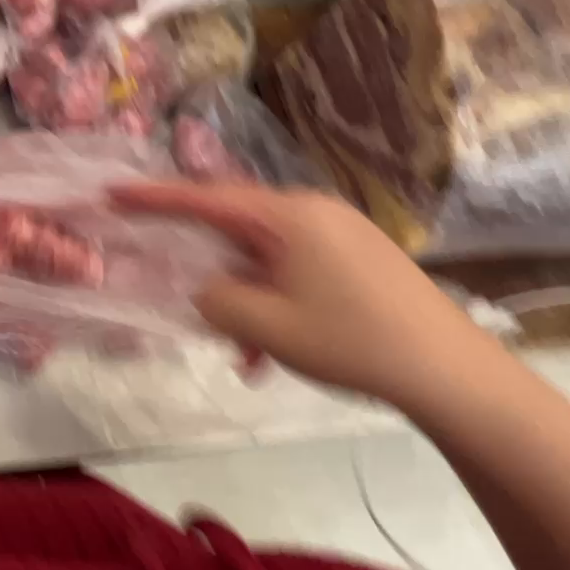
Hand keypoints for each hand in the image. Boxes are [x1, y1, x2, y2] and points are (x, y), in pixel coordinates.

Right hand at [110, 181, 506, 408]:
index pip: (204, 198)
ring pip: (262, 253)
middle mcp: (313, 212)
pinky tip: (273, 348)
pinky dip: (271, 300)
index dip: (153, 197)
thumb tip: (207, 288)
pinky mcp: (358, 258)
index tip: (111, 192)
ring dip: (240, 294)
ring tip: (241, 347)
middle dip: (202, 259)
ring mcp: (340, 233)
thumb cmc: (353, 342)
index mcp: (289, 216)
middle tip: (171, 278)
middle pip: (233, 223)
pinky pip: (292, 267)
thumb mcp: (263, 324)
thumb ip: (213, 297)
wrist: (457, 378)